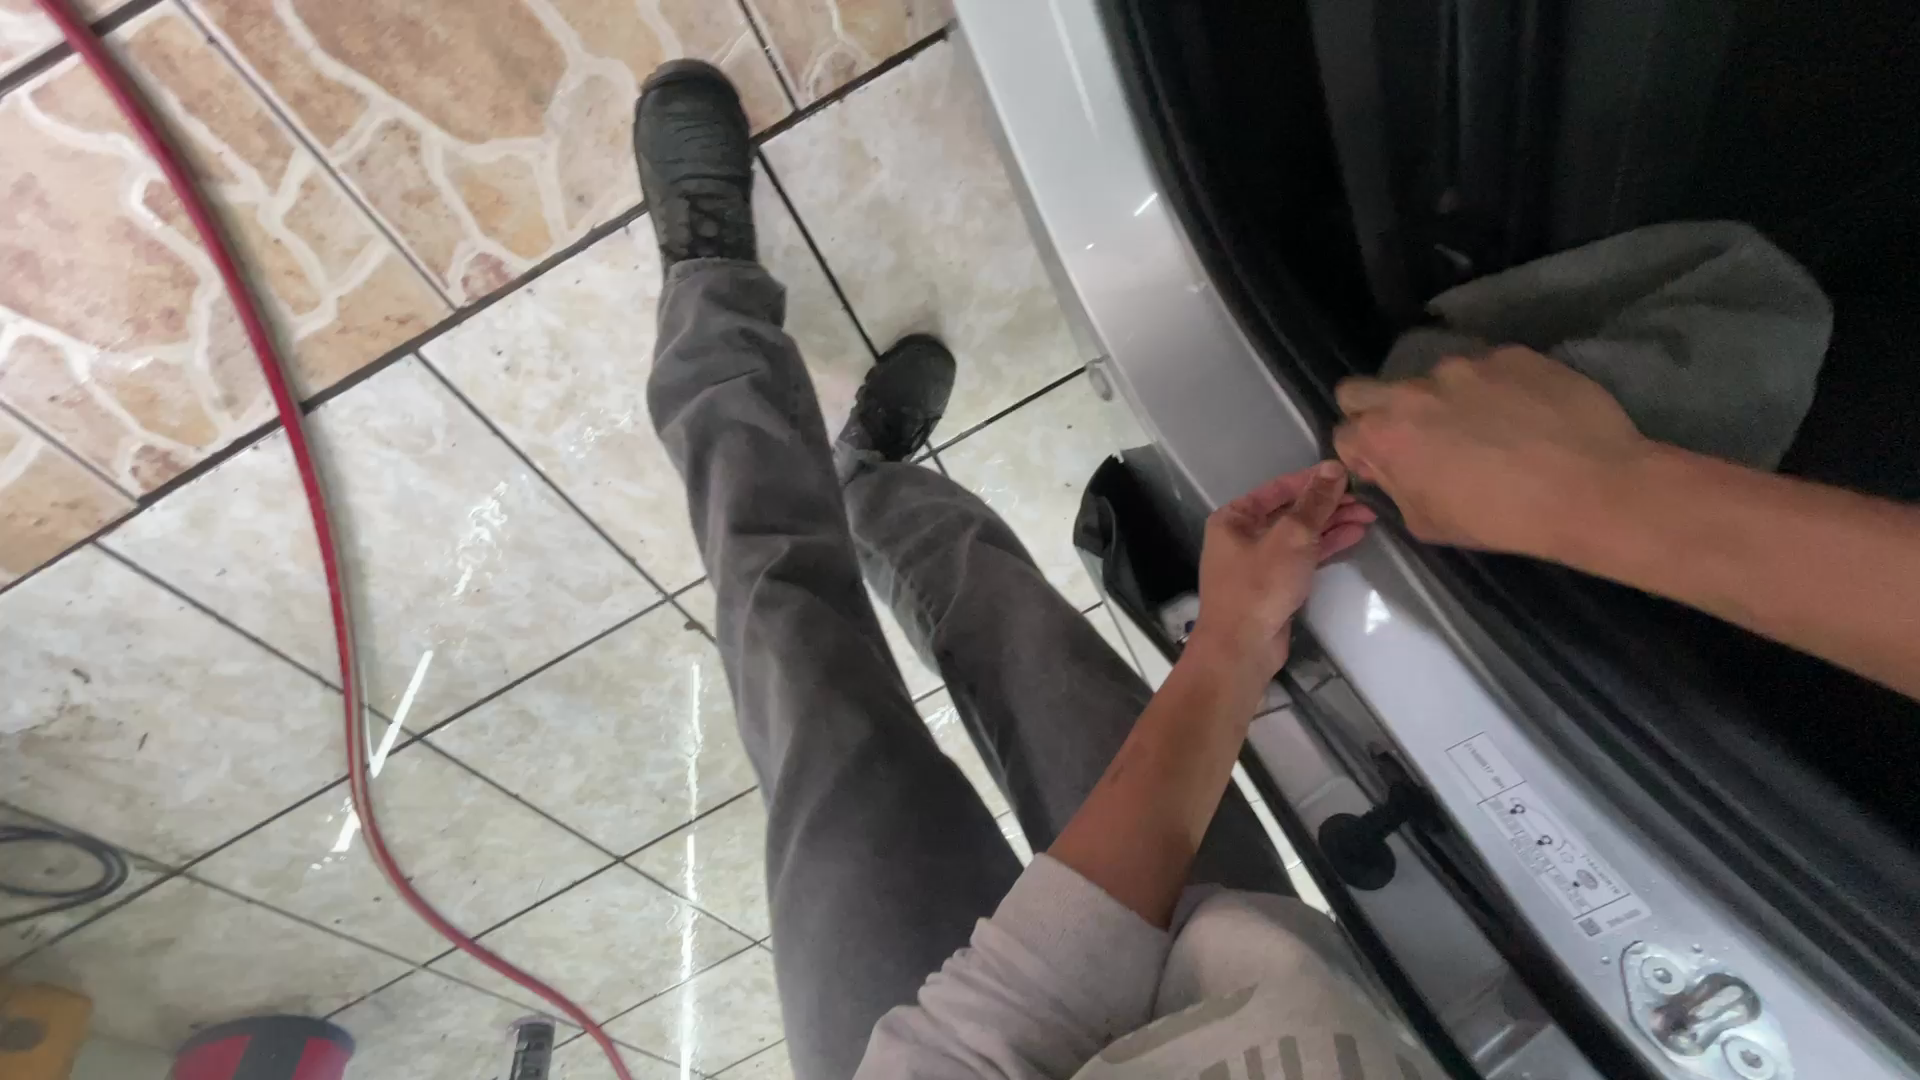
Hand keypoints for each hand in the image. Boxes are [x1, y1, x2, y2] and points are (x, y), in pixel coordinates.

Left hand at [1189, 461, 1374, 677]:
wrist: (1242, 645)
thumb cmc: (1260, 585)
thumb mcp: (1291, 537)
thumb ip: (1314, 503)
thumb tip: (1332, 468)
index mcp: (1233, 518)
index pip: (1278, 489)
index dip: (1313, 481)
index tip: (1348, 474)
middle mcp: (1241, 535)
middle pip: (1290, 511)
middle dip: (1327, 505)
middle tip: (1366, 501)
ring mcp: (1257, 560)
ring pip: (1299, 534)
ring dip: (1331, 524)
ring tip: (1369, 517)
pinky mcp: (1273, 582)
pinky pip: (1301, 555)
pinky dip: (1325, 546)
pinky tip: (1353, 536)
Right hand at [1333, 346, 1653, 554]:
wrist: (1590, 488)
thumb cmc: (1497, 517)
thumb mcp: (1423, 521)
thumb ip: (1393, 486)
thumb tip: (1390, 467)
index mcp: (1382, 435)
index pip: (1342, 433)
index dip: (1361, 453)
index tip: (1387, 466)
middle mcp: (1410, 391)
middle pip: (1359, 389)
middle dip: (1373, 410)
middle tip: (1412, 436)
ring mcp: (1462, 367)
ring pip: (1430, 379)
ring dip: (1442, 399)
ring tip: (1485, 426)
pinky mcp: (1511, 355)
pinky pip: (1487, 369)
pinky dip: (1493, 388)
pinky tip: (1523, 415)